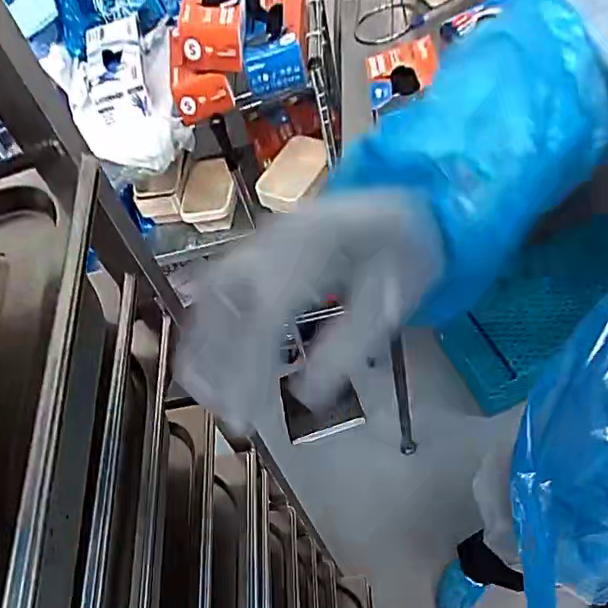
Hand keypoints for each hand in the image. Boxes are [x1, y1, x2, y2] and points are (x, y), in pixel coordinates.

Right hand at [175, 190, 442, 433]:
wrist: (407, 195)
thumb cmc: (401, 250)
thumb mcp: (388, 301)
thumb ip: (346, 348)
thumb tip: (306, 395)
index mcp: (315, 246)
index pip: (265, 310)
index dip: (247, 366)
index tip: (243, 410)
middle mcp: (277, 238)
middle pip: (228, 301)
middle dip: (218, 363)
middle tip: (226, 411)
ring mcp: (263, 241)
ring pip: (215, 293)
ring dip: (203, 346)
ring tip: (206, 393)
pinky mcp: (257, 250)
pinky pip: (219, 285)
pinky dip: (206, 324)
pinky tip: (201, 356)